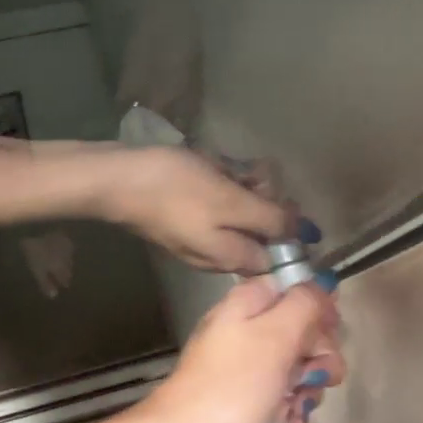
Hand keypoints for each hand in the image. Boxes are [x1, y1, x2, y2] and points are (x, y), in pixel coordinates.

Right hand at [90, 147, 293, 272]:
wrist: (115, 179)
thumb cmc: (176, 190)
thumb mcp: (231, 200)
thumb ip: (270, 219)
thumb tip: (307, 236)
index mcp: (232, 258)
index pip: (278, 255)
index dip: (289, 227)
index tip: (283, 196)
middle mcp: (216, 255)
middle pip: (256, 231)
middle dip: (261, 198)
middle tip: (253, 173)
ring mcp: (195, 235)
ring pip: (235, 213)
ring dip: (239, 186)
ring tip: (227, 165)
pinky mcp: (179, 216)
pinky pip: (212, 203)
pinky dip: (217, 183)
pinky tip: (209, 164)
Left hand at [134, 278, 344, 422]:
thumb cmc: (233, 384)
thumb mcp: (274, 337)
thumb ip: (303, 305)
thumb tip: (323, 283)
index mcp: (248, 301)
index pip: (294, 288)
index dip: (318, 308)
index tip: (332, 334)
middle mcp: (244, 324)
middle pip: (299, 327)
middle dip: (317, 355)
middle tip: (317, 378)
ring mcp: (242, 360)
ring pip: (293, 363)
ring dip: (306, 386)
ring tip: (300, 407)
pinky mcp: (242, 392)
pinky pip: (278, 390)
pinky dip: (290, 405)